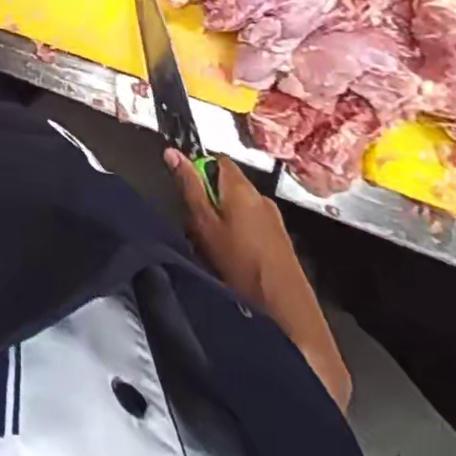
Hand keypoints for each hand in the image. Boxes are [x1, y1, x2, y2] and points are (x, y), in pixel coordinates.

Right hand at [168, 149, 294, 302]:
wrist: (283, 303)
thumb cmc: (238, 259)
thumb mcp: (204, 222)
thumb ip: (189, 186)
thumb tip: (172, 152)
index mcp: (241, 188)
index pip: (218, 160)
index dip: (199, 168)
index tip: (187, 191)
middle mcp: (260, 196)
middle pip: (226, 185)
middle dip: (207, 199)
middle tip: (195, 224)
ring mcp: (272, 217)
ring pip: (236, 206)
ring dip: (220, 217)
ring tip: (210, 244)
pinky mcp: (278, 236)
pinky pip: (249, 222)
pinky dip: (235, 231)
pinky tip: (229, 254)